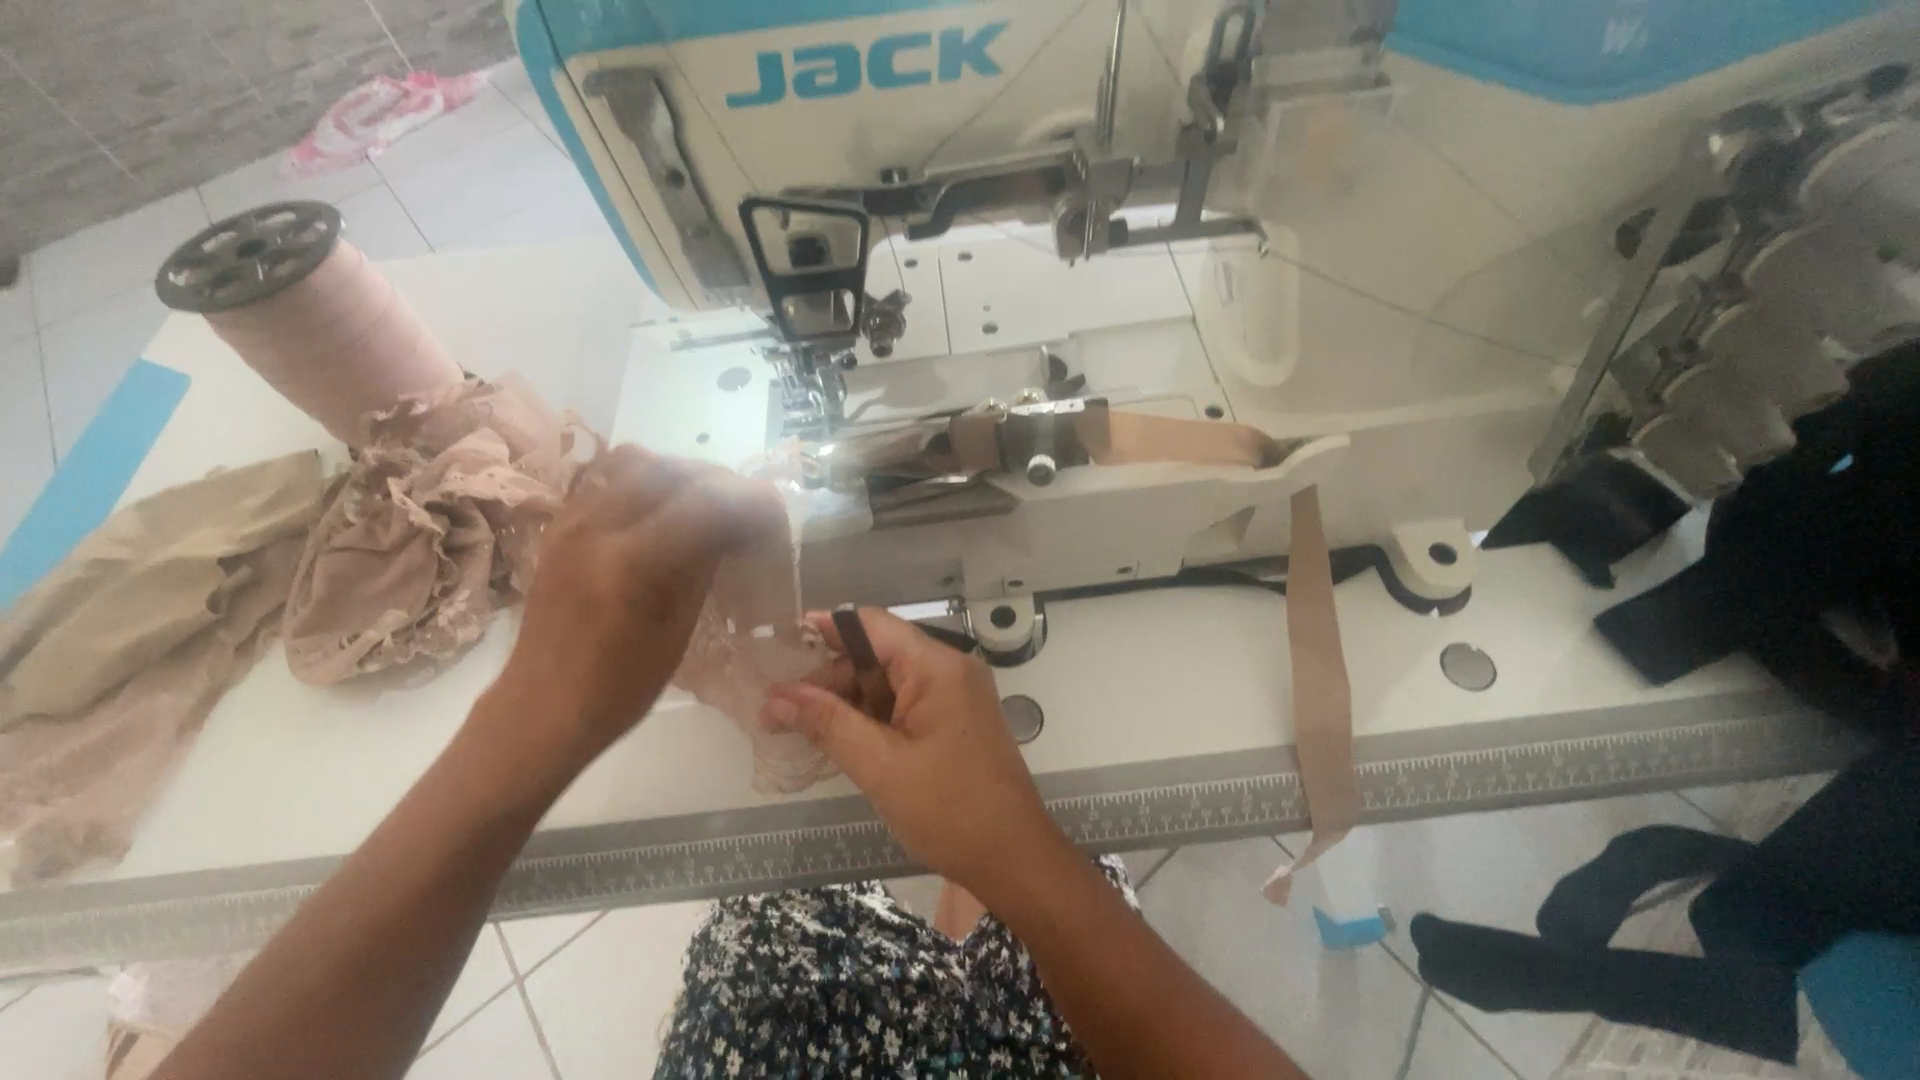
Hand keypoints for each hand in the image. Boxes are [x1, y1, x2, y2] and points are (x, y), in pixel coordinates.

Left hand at [489, 445, 783, 765]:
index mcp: (633, 563)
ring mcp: (571, 521)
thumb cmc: (621, 686)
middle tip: (746, 507)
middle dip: (720, 481)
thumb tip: (741, 525)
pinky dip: (647, 481)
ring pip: (638, 461)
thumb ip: (705, 563)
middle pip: (673, 470)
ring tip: (705, 502)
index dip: (749, 499)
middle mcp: (597, 527)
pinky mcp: (558, 525)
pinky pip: (608, 477)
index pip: (706, 502)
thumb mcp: (679, 627)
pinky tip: (663, 511)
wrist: (542, 706)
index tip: (774, 511)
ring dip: (682, 473)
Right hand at [759, 609, 1068, 898]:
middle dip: (828, 680)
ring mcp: (956, 697)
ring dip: (847, 704)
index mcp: (937, 667)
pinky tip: (839, 742)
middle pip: (877, 655)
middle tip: (777, 712)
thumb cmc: (949, 809)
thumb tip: (775, 696)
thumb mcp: (879, 765)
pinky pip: (905, 706)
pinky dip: (872, 720)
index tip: (778, 645)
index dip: (824, 629)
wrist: (1014, 859)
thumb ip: (827, 723)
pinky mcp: (956, 723)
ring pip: (888, 684)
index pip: (872, 624)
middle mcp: (950, 670)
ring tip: (797, 730)